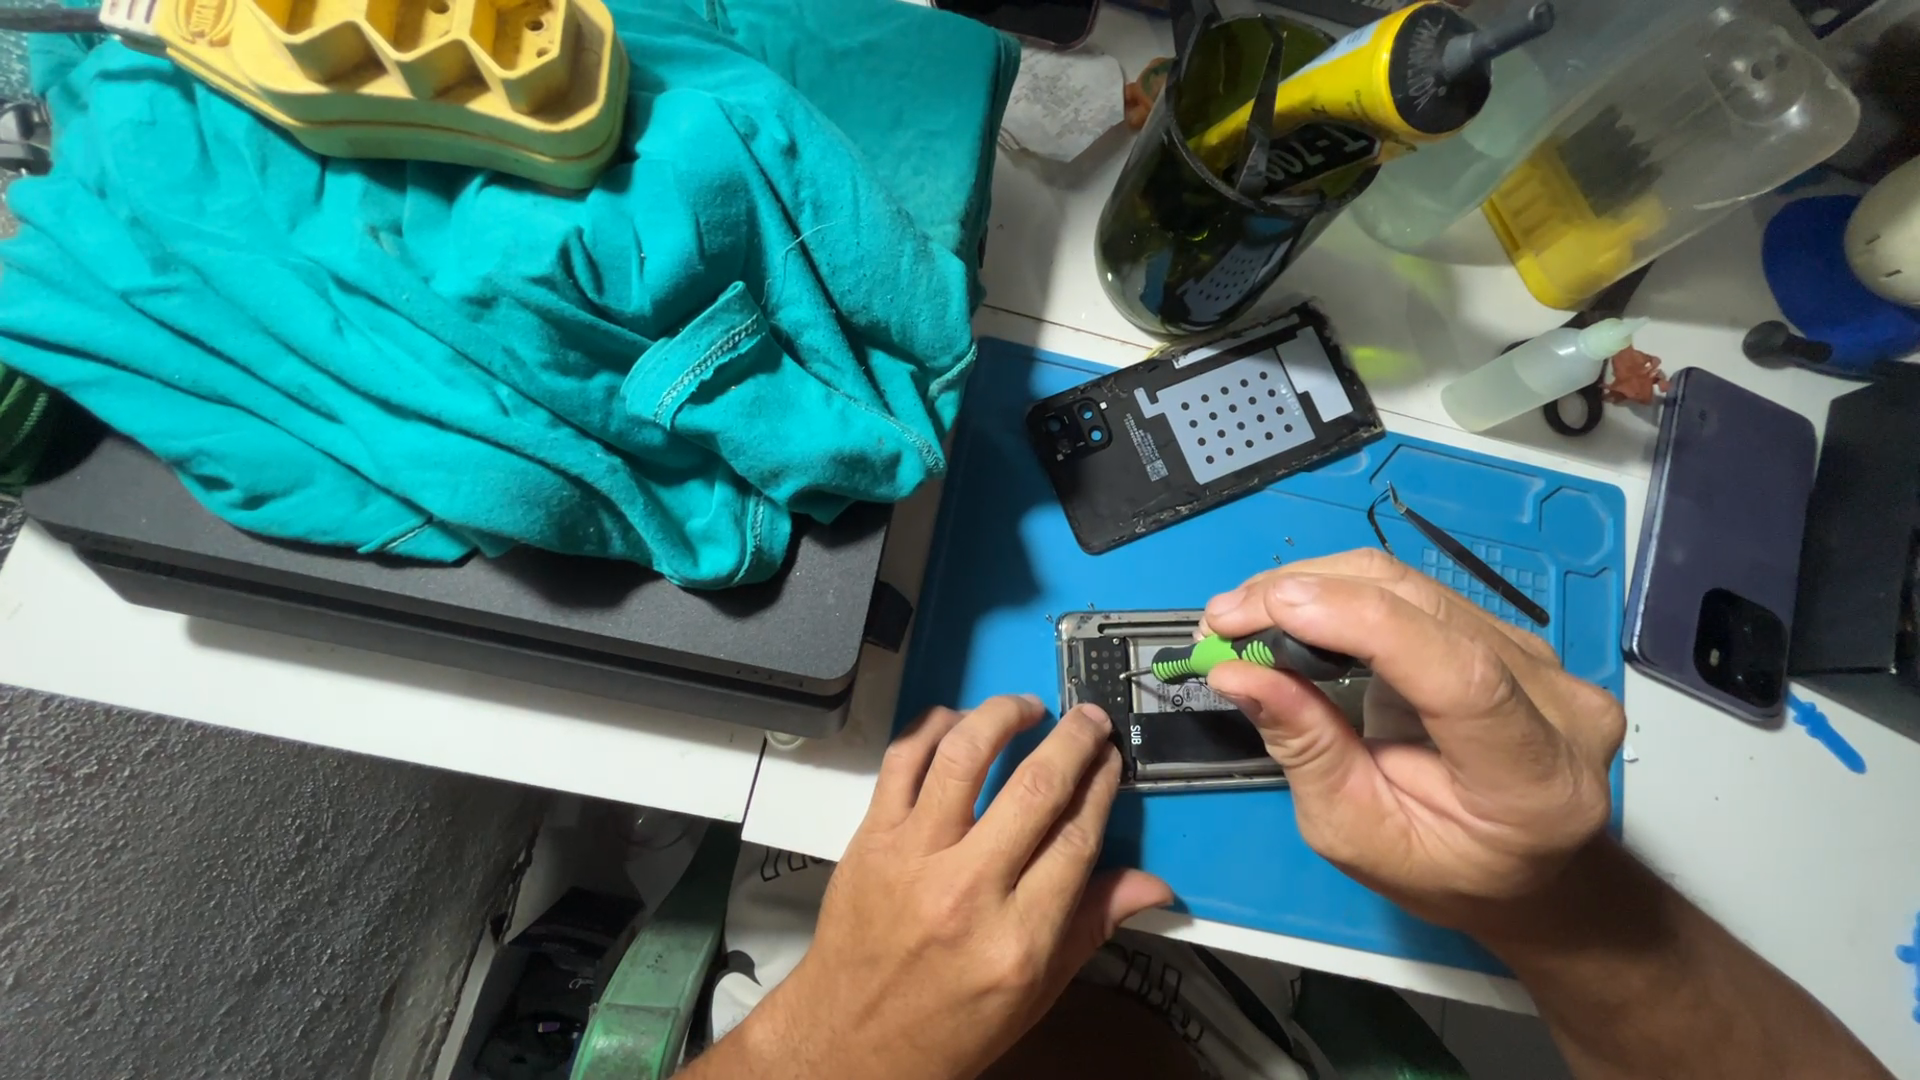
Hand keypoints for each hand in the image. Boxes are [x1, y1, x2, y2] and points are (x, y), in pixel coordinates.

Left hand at [727, 696, 1171, 1079]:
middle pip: (1035, 788)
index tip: (1110, 758)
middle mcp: (968, 888)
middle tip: (1088, 718)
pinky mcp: (871, 837)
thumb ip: (1091, 926)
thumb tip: (1154, 884)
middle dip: (1073, 741)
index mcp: (1019, 937)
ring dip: (1002, 716)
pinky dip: (931, 726)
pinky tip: (957, 718)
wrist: (850, 1042)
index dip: (1101, 786)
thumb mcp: (1035, 994)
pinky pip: (902, 760)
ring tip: (1027, 707)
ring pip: (963, 756)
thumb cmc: (952, 1025)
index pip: (1077, 838)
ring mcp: (913, 855)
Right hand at [1200, 549, 1623, 932]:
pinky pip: (1405, 588)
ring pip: (1404, 581)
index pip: (1459, 674)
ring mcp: (1533, 655)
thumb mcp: (1352, 830)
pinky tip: (1283, 611)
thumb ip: (1304, 750)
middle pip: (1420, 605)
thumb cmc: (1437, 867)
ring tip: (1238, 614)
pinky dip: (1330, 590)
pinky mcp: (1500, 632)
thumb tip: (1234, 673)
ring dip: (1306, 584)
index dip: (1360, 624)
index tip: (1262, 611)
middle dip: (1303, 594)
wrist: (1521, 866)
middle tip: (1219, 621)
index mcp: (1530, 777)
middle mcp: (1553, 698)